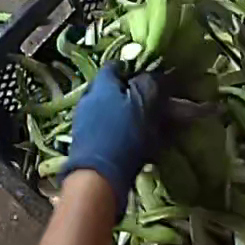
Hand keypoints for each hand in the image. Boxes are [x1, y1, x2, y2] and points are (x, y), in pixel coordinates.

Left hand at [61, 65, 161, 211]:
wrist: (98, 178)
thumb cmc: (122, 134)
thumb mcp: (144, 102)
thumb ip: (151, 83)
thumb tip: (156, 74)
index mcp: (101, 84)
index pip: (117, 66)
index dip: (136, 69)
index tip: (154, 77)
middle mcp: (89, 100)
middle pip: (116, 91)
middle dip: (137, 96)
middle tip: (159, 104)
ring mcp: (85, 124)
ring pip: (115, 113)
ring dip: (134, 117)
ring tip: (157, 128)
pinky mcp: (88, 146)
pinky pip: (112, 133)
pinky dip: (128, 136)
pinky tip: (146, 148)